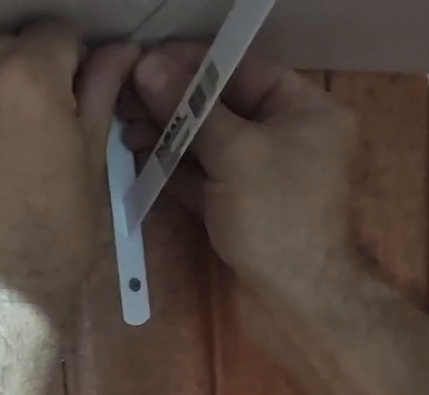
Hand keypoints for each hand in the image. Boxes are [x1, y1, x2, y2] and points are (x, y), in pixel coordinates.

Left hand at [0, 25, 136, 321]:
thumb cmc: (57, 243)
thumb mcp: (92, 168)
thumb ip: (99, 97)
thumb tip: (117, 52)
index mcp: (26, 78)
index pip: (57, 33)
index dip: (74, 64)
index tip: (78, 100)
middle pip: (9, 49)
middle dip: (30, 77)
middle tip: (45, 133)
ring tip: (8, 157)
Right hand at [126, 45, 359, 307]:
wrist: (298, 298)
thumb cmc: (277, 217)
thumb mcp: (237, 153)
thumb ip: (192, 109)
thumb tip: (149, 67)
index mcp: (303, 108)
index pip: (241, 69)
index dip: (191, 64)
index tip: (145, 62)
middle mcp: (285, 136)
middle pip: (221, 107)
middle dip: (173, 103)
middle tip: (124, 98)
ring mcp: (261, 176)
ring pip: (209, 145)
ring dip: (168, 136)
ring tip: (124, 129)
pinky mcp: (240, 209)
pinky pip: (205, 179)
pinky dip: (176, 170)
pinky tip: (142, 159)